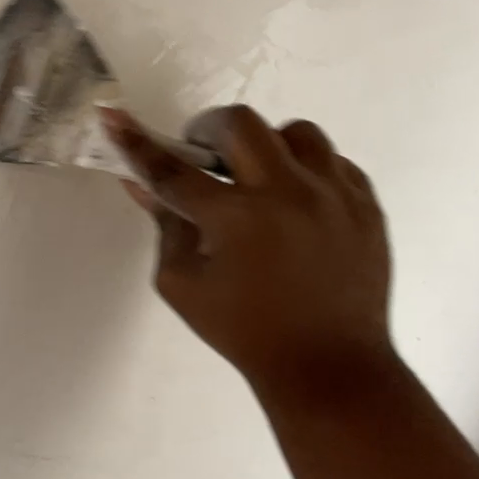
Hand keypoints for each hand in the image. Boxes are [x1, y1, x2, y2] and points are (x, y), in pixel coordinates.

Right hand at [102, 105, 393, 391]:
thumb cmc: (240, 328)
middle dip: (210, 130)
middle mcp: (287, 193)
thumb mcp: (181, 282)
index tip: (113, 115)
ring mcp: (334, 195)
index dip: (136, 142)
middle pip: (242, 125)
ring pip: (297, 133)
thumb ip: (165, 226)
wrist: (326, 362)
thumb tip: (143, 184)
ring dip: (264, 146)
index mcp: (235, 217)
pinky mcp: (366, 204)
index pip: (171, 169)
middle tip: (202, 155)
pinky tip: (291, 201)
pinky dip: (304, 170)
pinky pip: (333, 161)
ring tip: (255, 178)